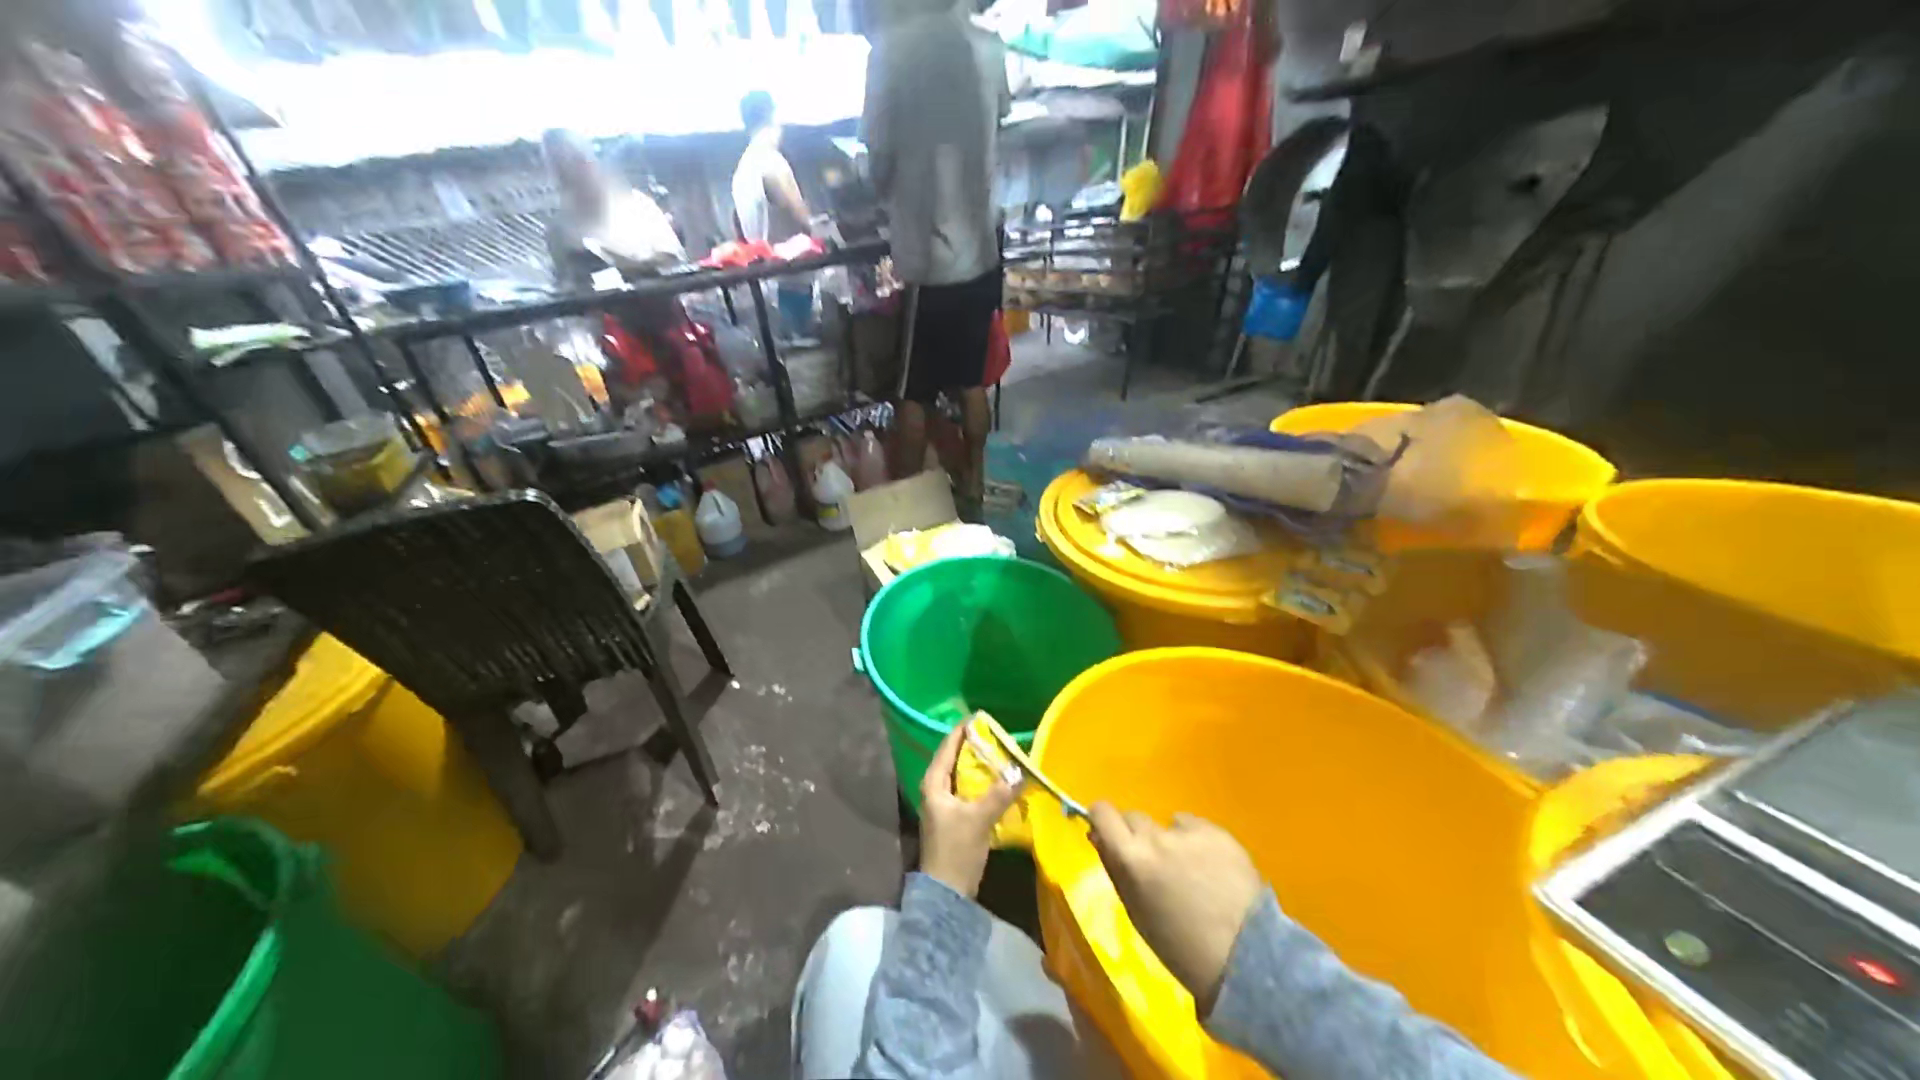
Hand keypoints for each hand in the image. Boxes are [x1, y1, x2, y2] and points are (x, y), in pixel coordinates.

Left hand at [917, 724, 1021, 898]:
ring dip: (981, 766)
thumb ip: (999, 793)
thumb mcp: (979, 819)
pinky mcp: (955, 818)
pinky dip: (984, 784)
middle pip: (955, 759)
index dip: (963, 730)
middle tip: (998, 735)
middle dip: (975, 747)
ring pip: (963, 776)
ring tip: (1003, 754)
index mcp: (934, 784)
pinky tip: (1001, 783)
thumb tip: (1019, 770)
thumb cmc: (956, 850)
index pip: (947, 747)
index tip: (981, 717)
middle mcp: (936, 790)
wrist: (947, 893)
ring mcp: (944, 805)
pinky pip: (970, 791)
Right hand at [1089, 804, 1262, 1015]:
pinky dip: (1198, 842)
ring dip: (1170, 840)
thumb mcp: (1135, 911)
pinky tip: (1212, 869)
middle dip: (1137, 836)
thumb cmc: (1180, 947)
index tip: (1107, 833)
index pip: (1103, 813)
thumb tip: (1099, 838)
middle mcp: (1158, 836)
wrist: (1244, 959)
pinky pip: (1197, 827)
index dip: (1102, 820)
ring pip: (1168, 823)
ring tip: (1191, 870)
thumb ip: (1116, 869)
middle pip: (1134, 817)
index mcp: (1132, 858)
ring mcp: (1191, 832)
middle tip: (1153, 864)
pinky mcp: (1219, 832)